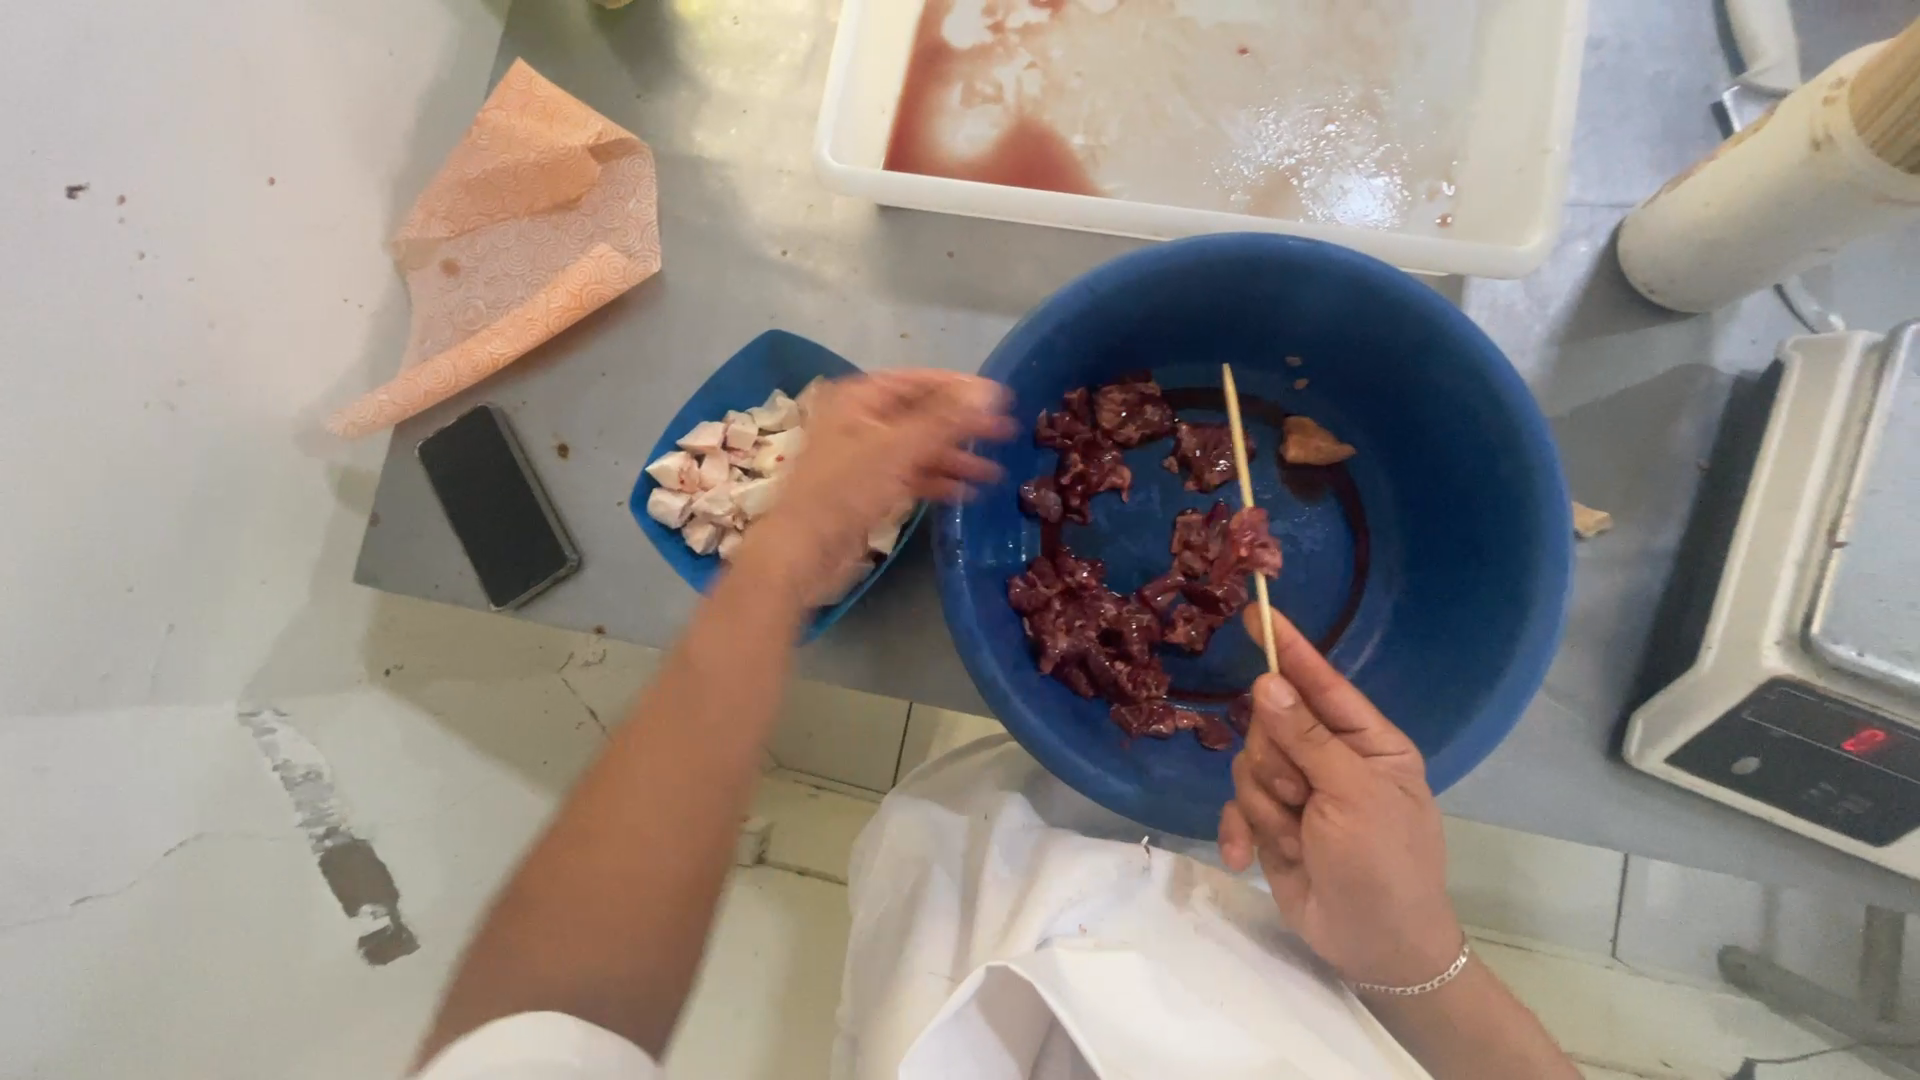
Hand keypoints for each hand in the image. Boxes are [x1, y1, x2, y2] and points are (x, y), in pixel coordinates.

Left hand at [740, 370, 1014, 596]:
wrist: (803, 551)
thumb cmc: (845, 490)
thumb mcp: (898, 448)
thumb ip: (946, 419)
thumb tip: (989, 391)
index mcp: (858, 398)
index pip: (917, 381)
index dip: (958, 388)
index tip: (998, 397)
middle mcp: (860, 421)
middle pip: (921, 415)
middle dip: (962, 426)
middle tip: (1005, 433)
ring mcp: (864, 457)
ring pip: (918, 449)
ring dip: (954, 458)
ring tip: (994, 471)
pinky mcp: (869, 490)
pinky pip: (910, 476)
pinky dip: (937, 481)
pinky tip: (967, 492)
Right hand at [1218, 605, 1462, 987]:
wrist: (1378, 951)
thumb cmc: (1385, 866)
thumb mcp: (1353, 796)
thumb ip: (1306, 737)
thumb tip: (1266, 682)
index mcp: (1367, 743)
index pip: (1321, 683)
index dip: (1288, 648)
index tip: (1256, 612)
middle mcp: (1329, 759)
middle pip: (1270, 725)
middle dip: (1277, 763)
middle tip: (1302, 798)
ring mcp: (1298, 792)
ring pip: (1248, 764)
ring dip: (1267, 806)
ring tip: (1299, 839)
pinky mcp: (1271, 822)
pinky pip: (1235, 806)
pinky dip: (1240, 831)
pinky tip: (1246, 856)